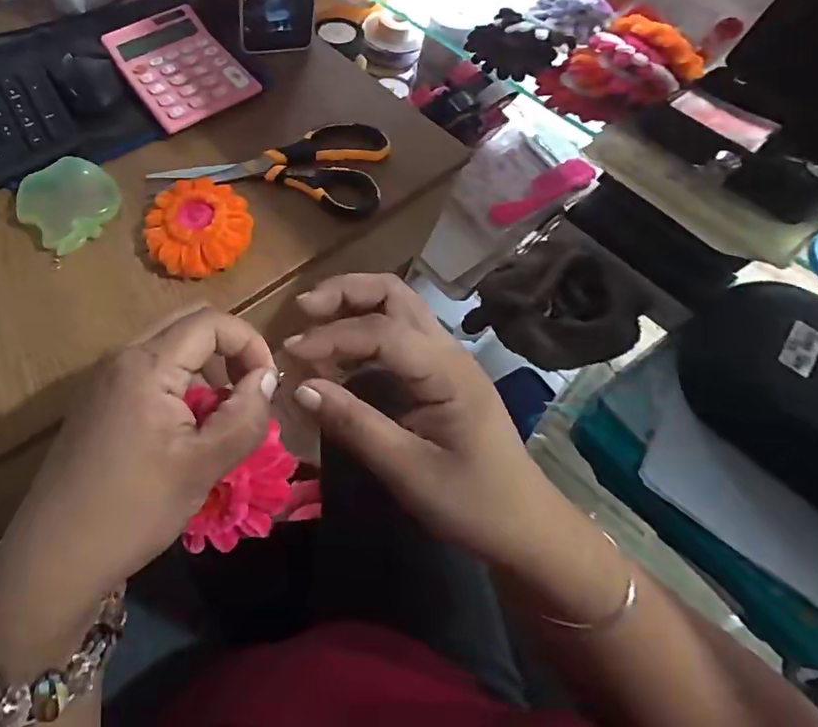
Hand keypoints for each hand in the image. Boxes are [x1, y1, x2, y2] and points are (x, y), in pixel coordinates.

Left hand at [0, 308, 277, 676]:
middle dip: (228, 347)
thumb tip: (266, 379)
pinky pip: (147, 369)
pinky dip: (178, 380)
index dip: (249, 343)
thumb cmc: (132, 510)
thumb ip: (244, 417)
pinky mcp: (96, 401)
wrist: (51, 560)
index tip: (267, 383)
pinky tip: (185, 426)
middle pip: (188, 323)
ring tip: (221, 413)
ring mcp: (103, 379)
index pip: (211, 322)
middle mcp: (121, 358)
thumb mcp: (202, 466)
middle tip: (247, 389)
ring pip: (168, 345)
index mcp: (146, 365)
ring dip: (204, 365)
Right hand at [281, 274, 572, 572]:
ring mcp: (448, 358)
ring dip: (355, 304)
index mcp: (446, 371)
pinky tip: (342, 352)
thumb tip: (301, 388)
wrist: (526, 526)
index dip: (332, 335)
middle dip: (345, 292)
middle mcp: (448, 350)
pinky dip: (366, 327)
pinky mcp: (442, 372)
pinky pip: (400, 331)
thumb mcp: (408, 471)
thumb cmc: (472, 503)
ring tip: (314, 322)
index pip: (381, 330)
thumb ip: (354, 424)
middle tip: (303, 310)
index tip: (290, 352)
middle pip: (394, 293)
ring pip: (398, 305)